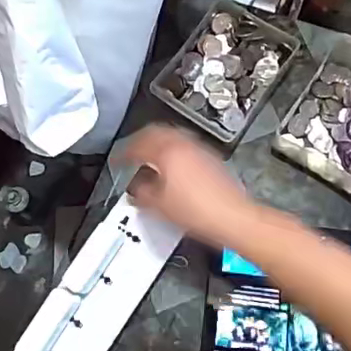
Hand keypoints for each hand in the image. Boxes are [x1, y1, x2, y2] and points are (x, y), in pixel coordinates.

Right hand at [119, 124, 259, 246]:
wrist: (232, 218)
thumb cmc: (199, 211)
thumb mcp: (158, 205)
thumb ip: (141, 191)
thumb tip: (135, 187)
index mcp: (167, 151)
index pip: (138, 144)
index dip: (123, 152)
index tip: (118, 159)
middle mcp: (184, 144)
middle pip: (156, 132)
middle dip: (140, 141)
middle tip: (131, 152)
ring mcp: (201, 150)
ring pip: (173, 137)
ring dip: (158, 144)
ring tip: (150, 158)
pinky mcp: (212, 159)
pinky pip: (187, 147)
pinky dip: (174, 151)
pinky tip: (172, 168)